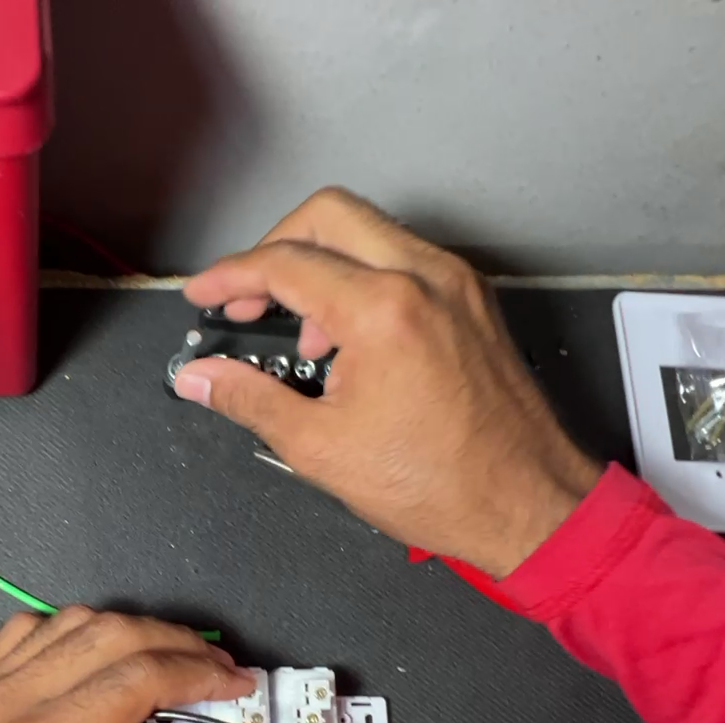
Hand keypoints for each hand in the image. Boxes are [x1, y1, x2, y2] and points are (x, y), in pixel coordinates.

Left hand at [0, 608, 253, 722]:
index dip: (199, 674)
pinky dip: (76, 630)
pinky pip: (26, 630)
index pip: (137, 679)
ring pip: (69, 621)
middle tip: (217, 666)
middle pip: (109, 634)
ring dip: (130, 630)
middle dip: (175, 642)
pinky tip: (98, 654)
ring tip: (170, 658)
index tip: (239, 682)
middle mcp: (5, 697)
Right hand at [172, 187, 603, 577]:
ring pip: (367, 231)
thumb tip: (200, 378)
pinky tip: (346, 342)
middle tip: (245, 296)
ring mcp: (455, 284)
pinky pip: (401, 260)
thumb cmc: (438, 484)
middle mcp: (426, 278)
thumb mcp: (318, 447)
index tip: (203, 294)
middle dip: (272, 249)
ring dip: (317, 267)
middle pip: (327, 214)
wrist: (524, 505)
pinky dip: (358, 282)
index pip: (285, 263)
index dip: (229, 276)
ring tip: (301, 337)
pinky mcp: (471, 301)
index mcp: (384, 310)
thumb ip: (248, 399)